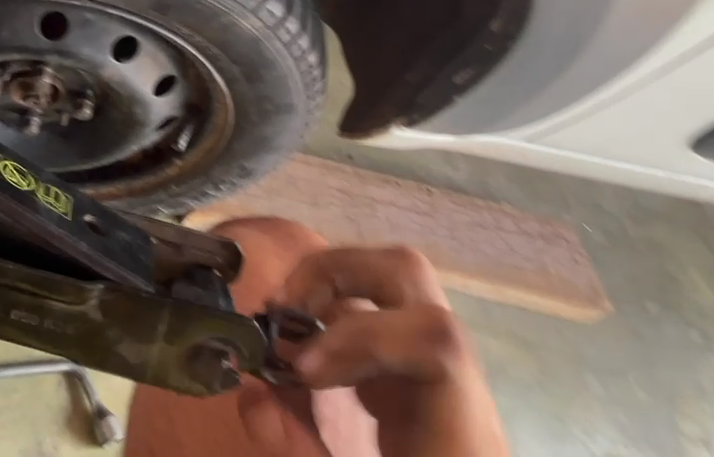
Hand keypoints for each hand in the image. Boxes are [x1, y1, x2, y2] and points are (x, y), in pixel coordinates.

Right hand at [240, 246, 506, 456]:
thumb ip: (300, 449)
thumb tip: (253, 394)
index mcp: (460, 431)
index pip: (435, 340)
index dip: (360, 337)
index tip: (300, 373)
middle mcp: (455, 384)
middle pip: (410, 276)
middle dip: (333, 275)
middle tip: (283, 314)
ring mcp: (437, 374)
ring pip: (390, 282)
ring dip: (325, 287)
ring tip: (282, 329)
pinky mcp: (413, 379)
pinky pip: (373, 313)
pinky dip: (327, 316)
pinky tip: (301, 359)